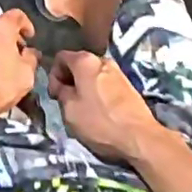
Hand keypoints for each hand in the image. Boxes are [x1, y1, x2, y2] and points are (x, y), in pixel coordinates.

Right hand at [49, 50, 165, 161]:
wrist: (139, 135)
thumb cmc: (100, 122)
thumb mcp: (70, 111)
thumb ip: (61, 92)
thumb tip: (61, 84)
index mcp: (85, 60)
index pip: (60, 57)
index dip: (53, 75)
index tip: (55, 96)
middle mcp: (101, 58)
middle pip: (77, 64)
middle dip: (68, 81)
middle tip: (67, 105)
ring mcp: (116, 69)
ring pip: (90, 74)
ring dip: (83, 88)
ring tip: (84, 111)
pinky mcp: (126, 82)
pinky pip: (103, 81)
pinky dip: (96, 92)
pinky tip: (99, 111)